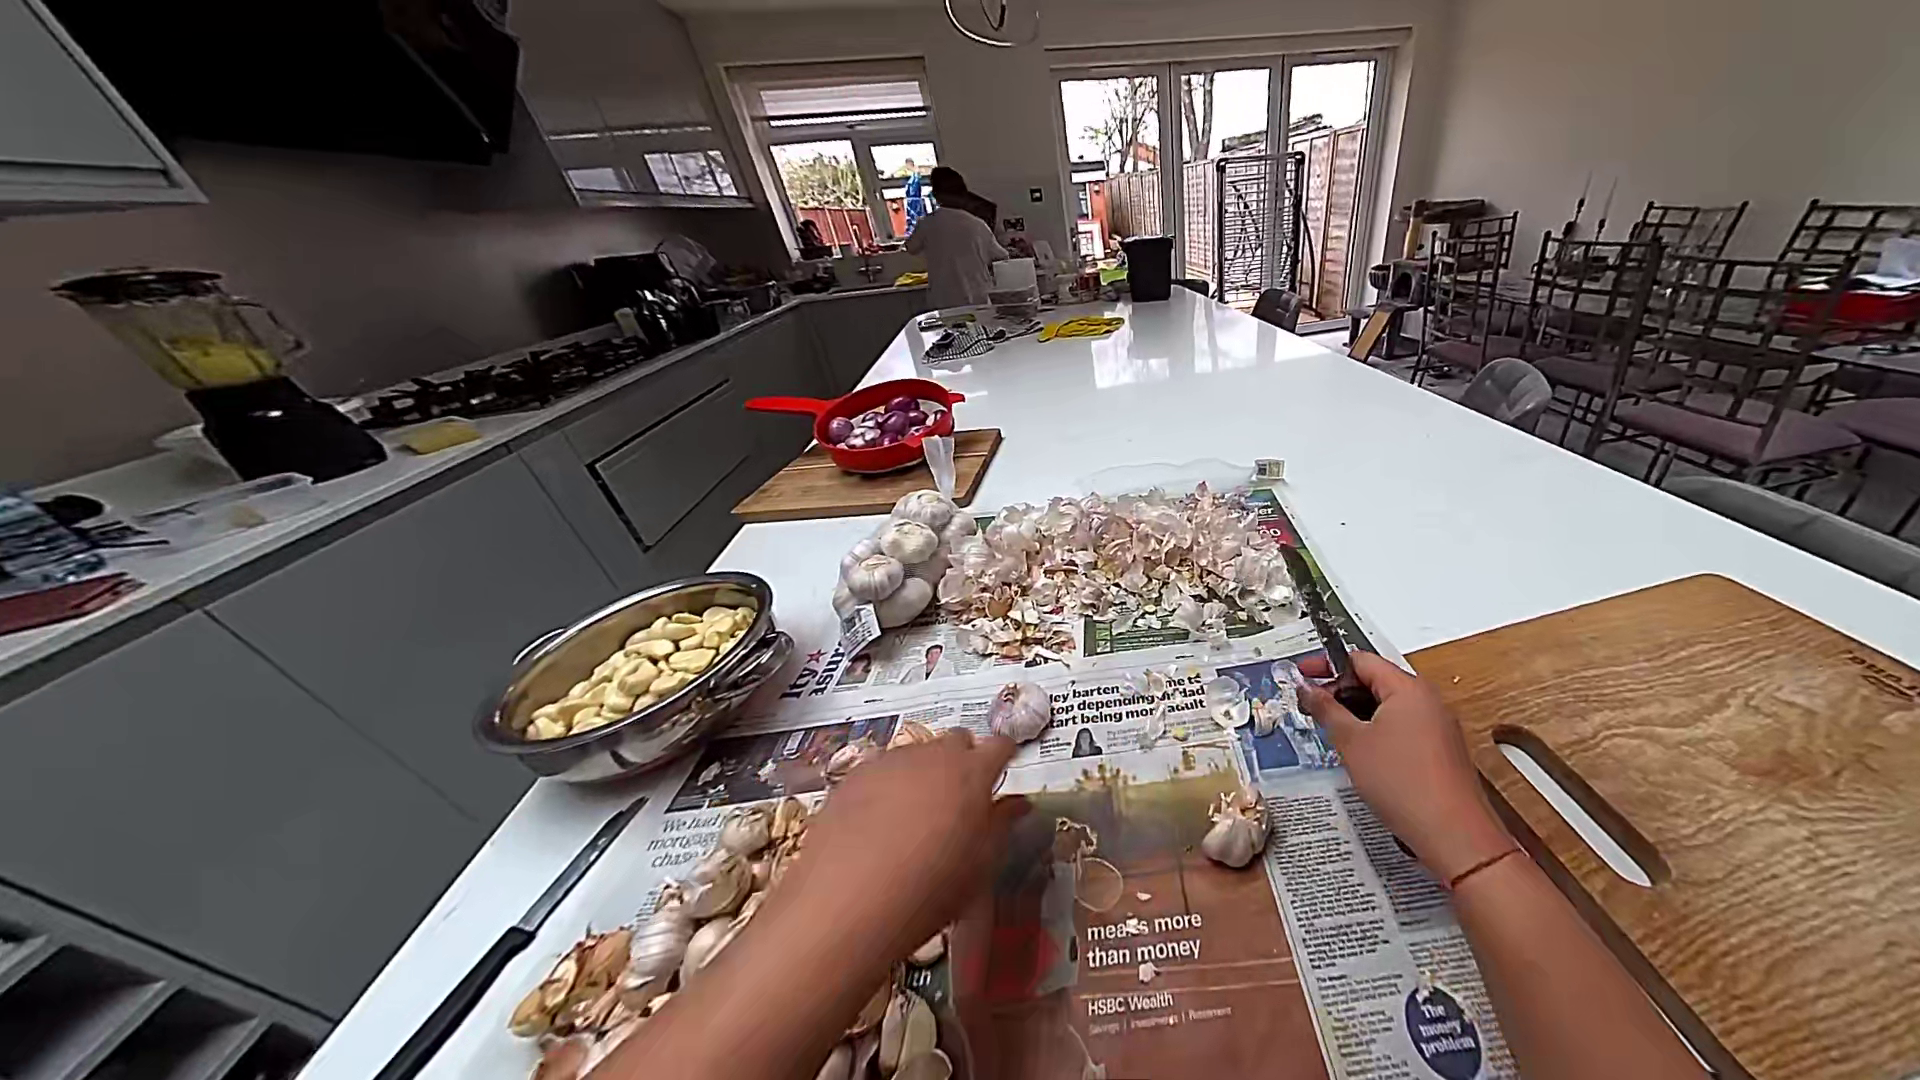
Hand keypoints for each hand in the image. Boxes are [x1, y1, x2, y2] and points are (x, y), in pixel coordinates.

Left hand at [781, 731, 1028, 958]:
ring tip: (918, 811)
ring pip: (919, 752)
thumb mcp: (980, 865)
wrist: (848, 897)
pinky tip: (881, 817)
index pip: (999, 746)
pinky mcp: (856, 772)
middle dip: (964, 758)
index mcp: (973, 771)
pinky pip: (884, 768)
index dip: (1004, 755)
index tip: (1004, 767)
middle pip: (957, 740)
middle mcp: (934, 754)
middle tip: (962, 793)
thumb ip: (1001, 825)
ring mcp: (892, 759)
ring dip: (926, 770)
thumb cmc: (931, 888)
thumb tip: (1018, 804)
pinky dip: (890, 783)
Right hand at [1295, 652, 1513, 881]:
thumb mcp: (1350, 740)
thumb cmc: (1402, 783)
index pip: (1360, 660)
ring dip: (1354, 710)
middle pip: (1374, 679)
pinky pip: (1399, 724)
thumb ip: (1325, 708)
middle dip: (1339, 689)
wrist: (1452, 834)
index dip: (1326, 665)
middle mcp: (1427, 700)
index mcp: (1408, 689)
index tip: (1302, 676)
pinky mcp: (1438, 747)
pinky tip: (1356, 747)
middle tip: (1311, 705)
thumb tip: (1307, 689)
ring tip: (1329, 727)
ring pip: (1385, 704)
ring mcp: (1436, 725)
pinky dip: (1373, 727)